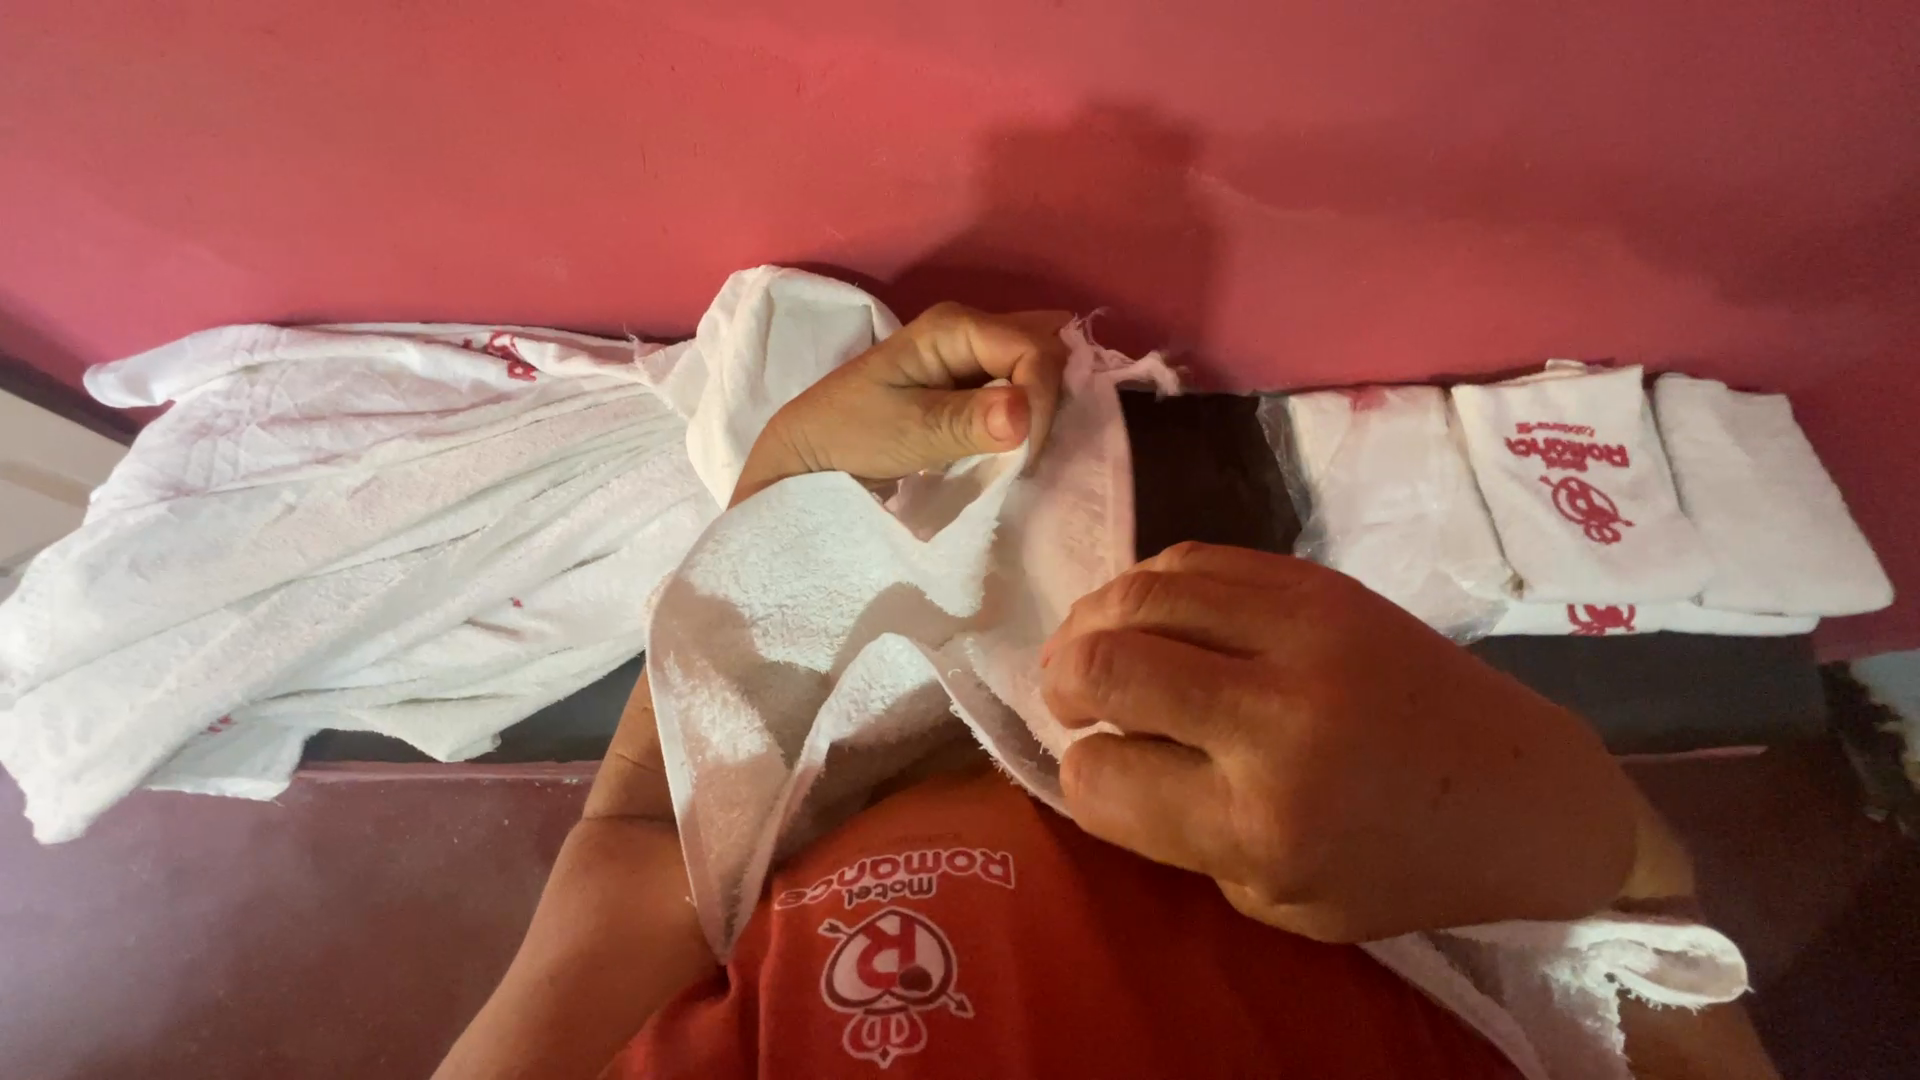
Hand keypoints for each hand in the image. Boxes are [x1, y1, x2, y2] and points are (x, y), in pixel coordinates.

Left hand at [730, 302, 1069, 505]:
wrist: (813, 450)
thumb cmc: (852, 435)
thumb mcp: (909, 432)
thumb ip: (967, 422)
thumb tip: (1022, 414)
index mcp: (953, 327)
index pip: (1033, 348)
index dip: (1040, 397)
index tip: (1024, 449)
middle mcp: (970, 330)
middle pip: (1043, 350)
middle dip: (1048, 400)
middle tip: (1030, 452)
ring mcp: (973, 355)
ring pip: (1036, 370)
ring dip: (1041, 409)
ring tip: (1025, 452)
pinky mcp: (973, 383)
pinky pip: (1019, 388)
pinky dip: (1028, 415)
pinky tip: (1017, 445)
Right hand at [1040, 542, 1642, 941]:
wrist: (1518, 788)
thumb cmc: (1392, 866)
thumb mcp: (1272, 899)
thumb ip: (1172, 830)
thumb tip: (1097, 743)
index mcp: (1262, 822)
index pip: (1101, 778)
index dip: (1081, 774)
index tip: (1102, 767)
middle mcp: (1274, 717)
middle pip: (1104, 666)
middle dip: (1061, 683)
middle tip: (1069, 698)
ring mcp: (1299, 630)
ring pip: (1137, 595)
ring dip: (1088, 623)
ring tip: (1089, 648)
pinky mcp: (1313, 581)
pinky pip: (1188, 558)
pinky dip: (1143, 588)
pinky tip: (1143, 616)